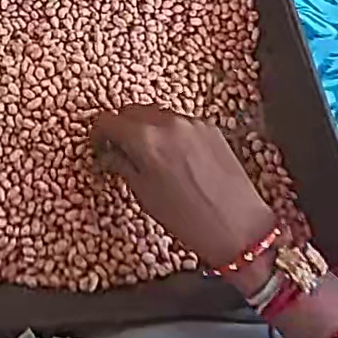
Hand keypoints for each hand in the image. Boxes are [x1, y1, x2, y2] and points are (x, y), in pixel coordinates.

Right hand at [91, 106, 275, 269]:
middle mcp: (167, 122)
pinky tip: (174, 157)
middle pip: (131, 110)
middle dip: (121, 126)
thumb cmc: (187, 218)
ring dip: (145, 127)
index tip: (98, 143)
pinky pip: (179, 122)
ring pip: (156, 114)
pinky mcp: (209, 128)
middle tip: (118, 148)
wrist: (238, 226)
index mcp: (145, 139)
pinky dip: (169, 133)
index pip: (108, 120)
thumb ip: (122, 165)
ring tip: (147, 154)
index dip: (98, 132)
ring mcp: (191, 123)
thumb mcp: (144, 194)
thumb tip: (108, 152)